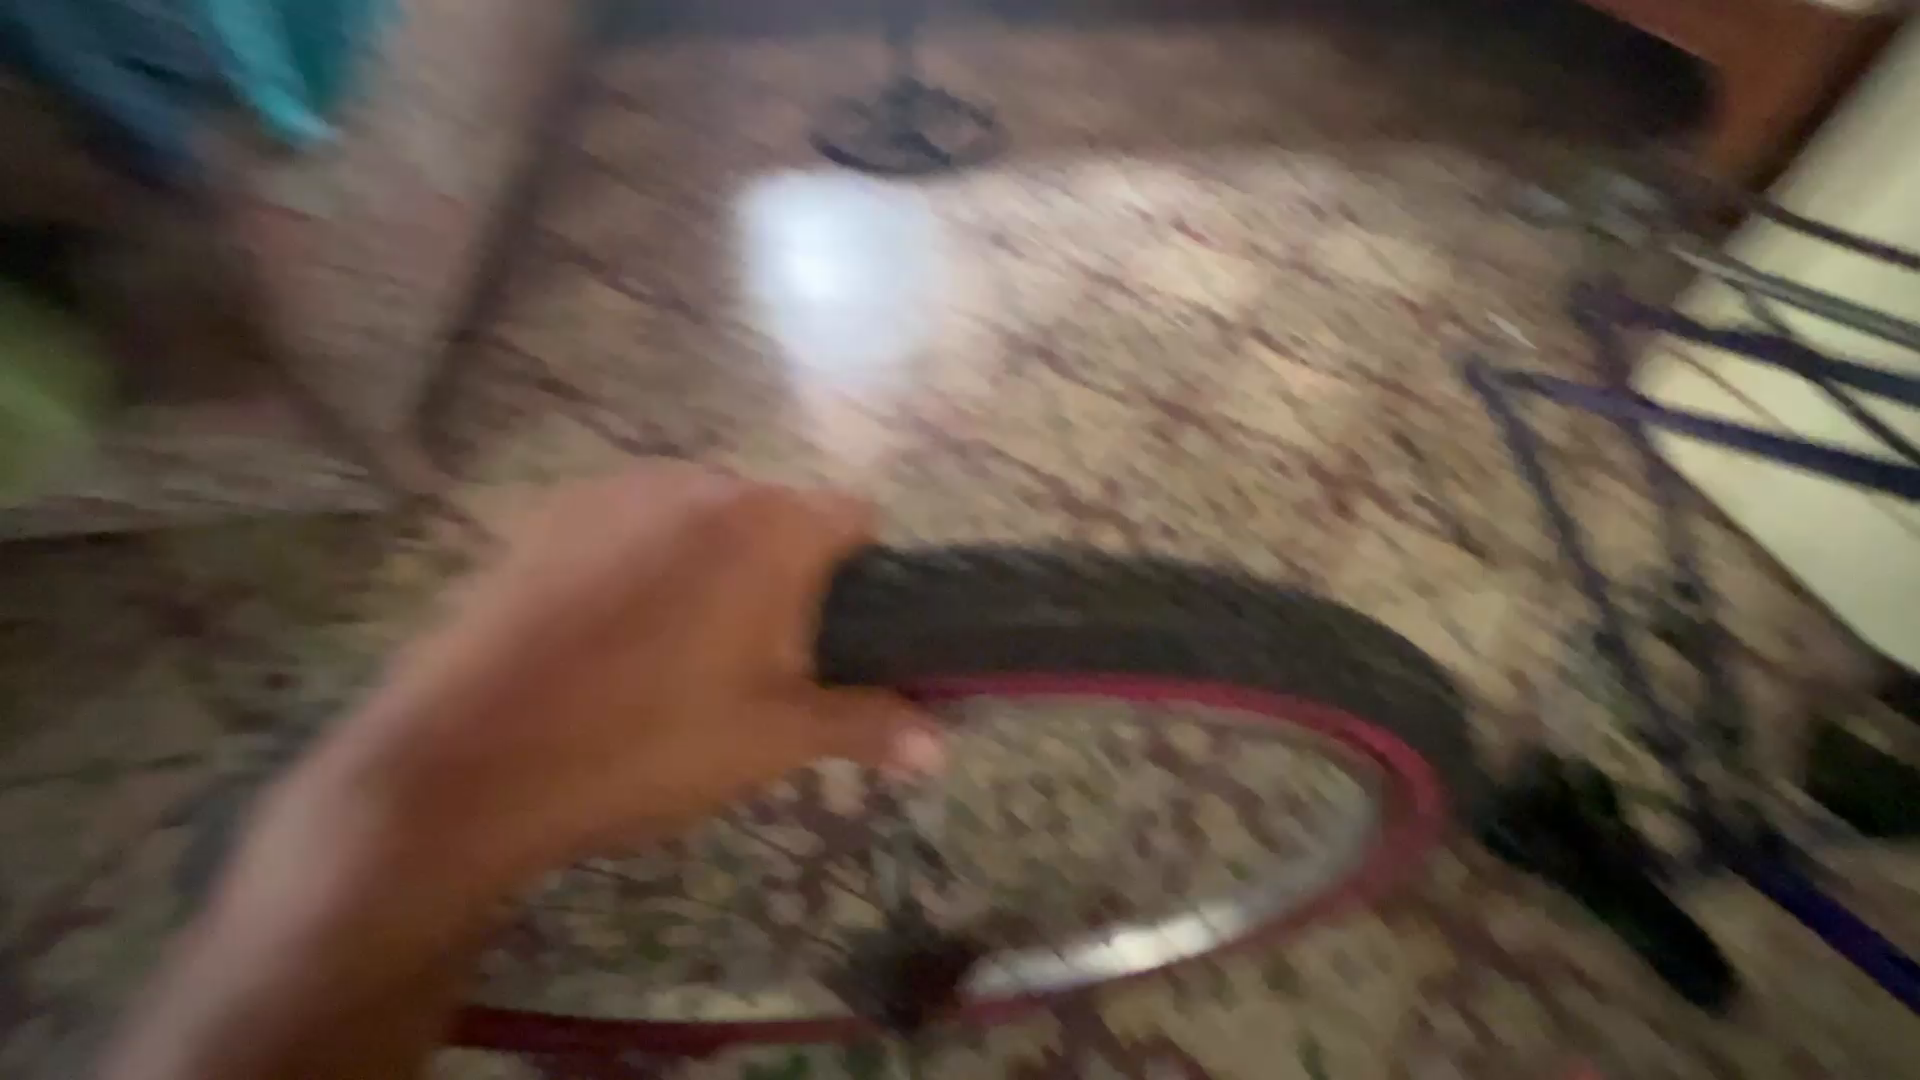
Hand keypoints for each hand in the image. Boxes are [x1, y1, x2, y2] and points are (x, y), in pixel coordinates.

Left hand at [291, 463, 943, 895]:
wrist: (461, 766)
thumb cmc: (645, 745)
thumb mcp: (774, 741)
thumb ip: (869, 726)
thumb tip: (942, 746)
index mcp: (767, 526)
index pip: (856, 516)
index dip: (864, 574)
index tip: (838, 635)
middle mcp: (700, 483)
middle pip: (781, 516)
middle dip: (788, 576)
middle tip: (756, 664)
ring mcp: (619, 490)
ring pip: (708, 518)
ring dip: (718, 566)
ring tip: (674, 654)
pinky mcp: (554, 511)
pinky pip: (639, 522)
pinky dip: (650, 560)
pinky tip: (607, 634)